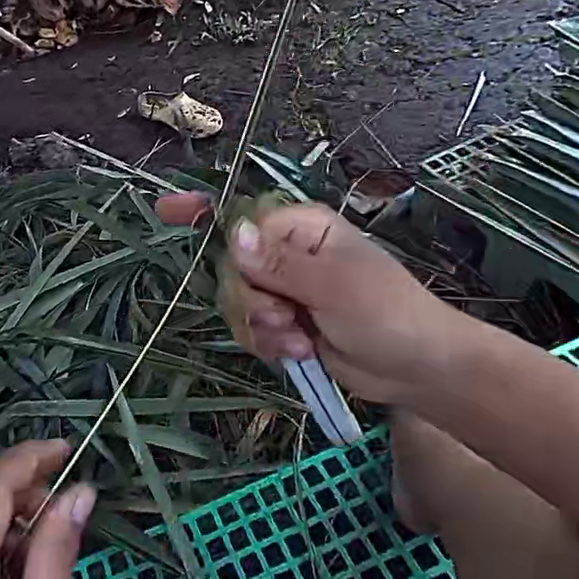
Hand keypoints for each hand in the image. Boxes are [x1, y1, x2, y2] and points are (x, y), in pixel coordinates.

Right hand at [156, 192, 448, 403]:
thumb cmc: (387, 312)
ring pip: (236, 303)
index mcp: (301, 228)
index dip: (202, 214)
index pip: (240, 217)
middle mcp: (286, 253)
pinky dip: (269, 344)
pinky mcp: (283, 323)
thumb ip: (279, 263)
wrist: (416, 369)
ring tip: (300, 339)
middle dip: (250, 300)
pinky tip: (299, 351)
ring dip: (262, 328)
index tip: (163, 210)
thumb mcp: (334, 284)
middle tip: (286, 316)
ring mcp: (283, 290)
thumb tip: (233, 235)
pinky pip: (249, 329)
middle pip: (230, 268)